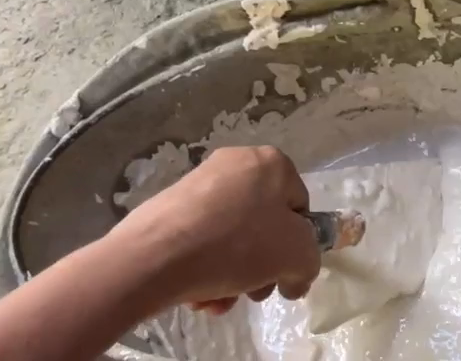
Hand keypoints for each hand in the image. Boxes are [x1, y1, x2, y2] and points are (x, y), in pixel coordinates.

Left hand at [112, 145, 321, 314]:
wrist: (152, 257)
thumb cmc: (235, 245)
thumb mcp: (294, 255)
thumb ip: (308, 263)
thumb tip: (293, 278)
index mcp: (274, 162)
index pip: (298, 208)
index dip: (294, 247)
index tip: (277, 277)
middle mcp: (239, 161)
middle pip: (262, 223)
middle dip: (258, 265)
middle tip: (247, 293)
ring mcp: (201, 181)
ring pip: (230, 234)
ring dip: (230, 272)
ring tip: (214, 300)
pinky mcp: (170, 203)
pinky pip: (200, 236)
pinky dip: (202, 264)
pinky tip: (193, 293)